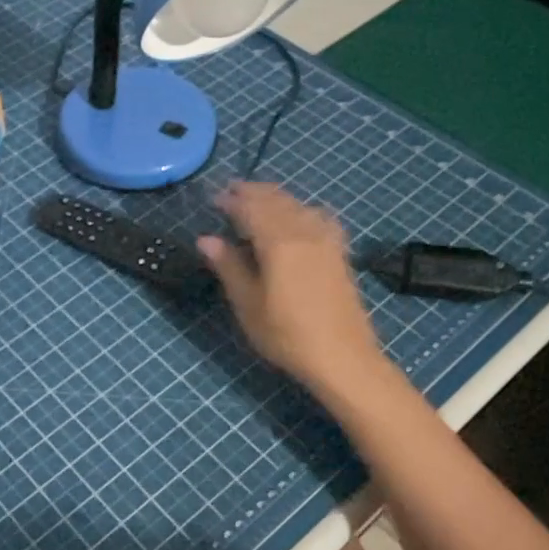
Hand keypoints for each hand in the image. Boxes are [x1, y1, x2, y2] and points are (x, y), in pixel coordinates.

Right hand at [197, 182, 383, 387]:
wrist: (342, 357)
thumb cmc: (286, 336)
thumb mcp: (248, 305)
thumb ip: (229, 267)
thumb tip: (206, 238)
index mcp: (278, 243)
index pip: (250, 208)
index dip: (231, 200)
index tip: (213, 198)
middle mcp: (304, 232)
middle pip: (276, 200)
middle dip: (253, 193)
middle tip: (232, 192)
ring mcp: (326, 240)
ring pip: (298, 205)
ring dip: (276, 198)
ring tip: (258, 201)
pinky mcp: (339, 252)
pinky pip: (318, 217)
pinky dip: (301, 209)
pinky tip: (298, 218)